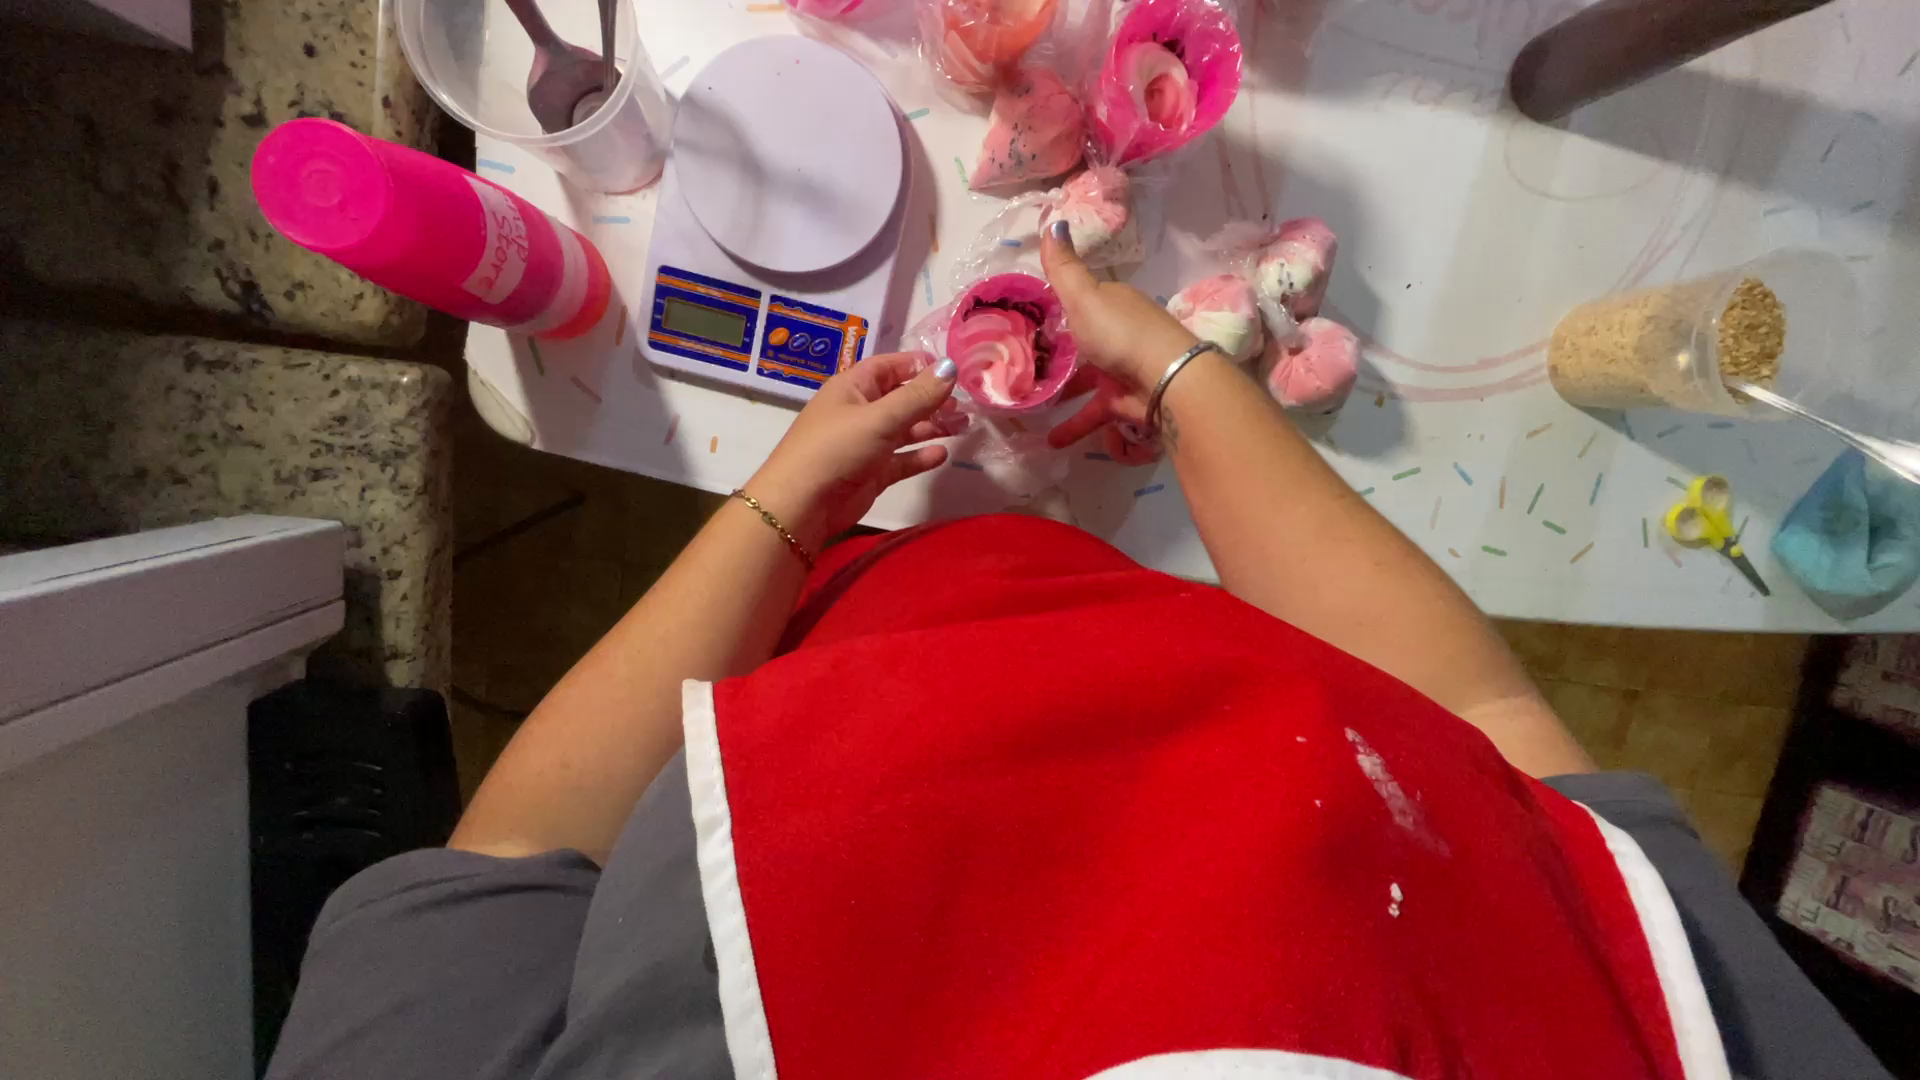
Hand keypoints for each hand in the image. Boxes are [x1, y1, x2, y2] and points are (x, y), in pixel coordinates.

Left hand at [745, 351, 965, 548]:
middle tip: (966, 405)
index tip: (953, 371)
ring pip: (905, 430)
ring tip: (963, 427)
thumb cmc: (837, 448)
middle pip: (902, 399)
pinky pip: (901, 460)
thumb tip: (952, 368)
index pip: (891, 367)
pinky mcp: (872, 473)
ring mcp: (866, 444)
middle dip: (932, 400)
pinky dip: (920, 456)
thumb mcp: (879, 418)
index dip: (920, 366)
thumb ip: (918, 396)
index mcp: (853, 387)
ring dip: (932, 427)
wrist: (803, 504)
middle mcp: (860, 412)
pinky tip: (941, 454)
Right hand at [1039, 221, 1200, 454]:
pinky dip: (1073, 425)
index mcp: (1111, 303)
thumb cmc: (1121, 333)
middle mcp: (1117, 333)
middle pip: (1082, 340)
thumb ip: (1063, 268)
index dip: (1056, 304)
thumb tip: (1052, 219)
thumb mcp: (1085, 296)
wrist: (1166, 380)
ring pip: (1085, 378)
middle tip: (1020, 361)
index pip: (1081, 298)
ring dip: (1061, 390)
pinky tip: (1051, 439)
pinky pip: (1092, 412)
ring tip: (1029, 401)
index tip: (1027, 315)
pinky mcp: (1122, 401)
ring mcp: (1120, 368)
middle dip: (1057, 349)